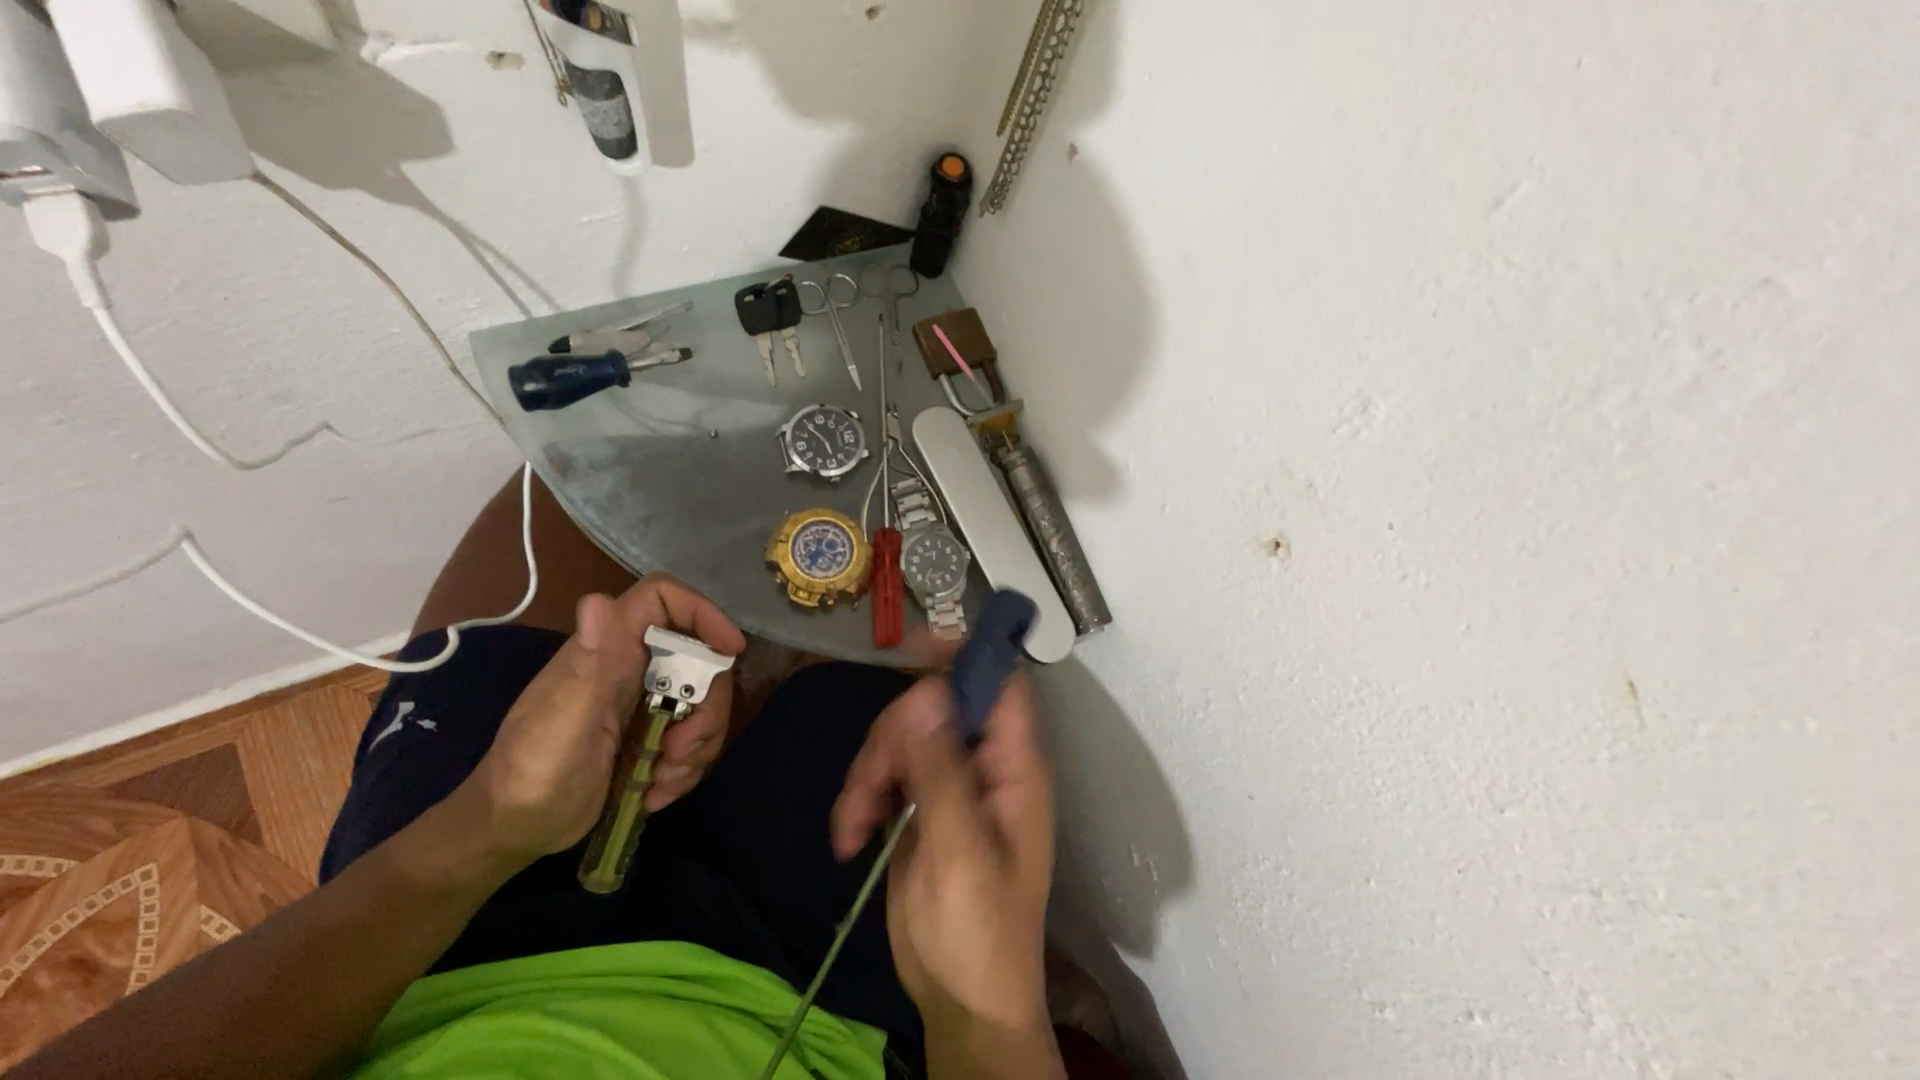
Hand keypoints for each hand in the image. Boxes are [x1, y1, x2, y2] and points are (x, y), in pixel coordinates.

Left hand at [458, 574, 745, 865]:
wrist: (513, 831)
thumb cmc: (529, 775)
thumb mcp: (560, 723)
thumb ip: (586, 666)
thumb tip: (597, 600)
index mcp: (607, 650)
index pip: (662, 601)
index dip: (702, 613)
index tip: (731, 650)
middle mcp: (630, 668)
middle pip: (700, 660)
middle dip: (706, 708)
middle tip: (681, 749)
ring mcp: (644, 704)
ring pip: (704, 704)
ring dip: (698, 746)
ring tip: (662, 781)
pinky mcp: (651, 737)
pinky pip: (695, 740)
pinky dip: (686, 770)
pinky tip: (654, 793)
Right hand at [831, 674, 1055, 1030]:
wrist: (963, 1000)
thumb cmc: (979, 932)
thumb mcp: (960, 851)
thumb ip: (942, 770)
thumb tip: (927, 692)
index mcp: (1013, 768)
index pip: (1000, 685)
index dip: (965, 655)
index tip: (911, 648)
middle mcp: (984, 766)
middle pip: (932, 709)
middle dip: (891, 740)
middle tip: (872, 789)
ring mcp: (949, 786)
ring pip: (899, 740)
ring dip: (866, 776)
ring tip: (852, 830)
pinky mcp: (918, 809)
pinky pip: (883, 776)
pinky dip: (860, 798)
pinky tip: (850, 838)